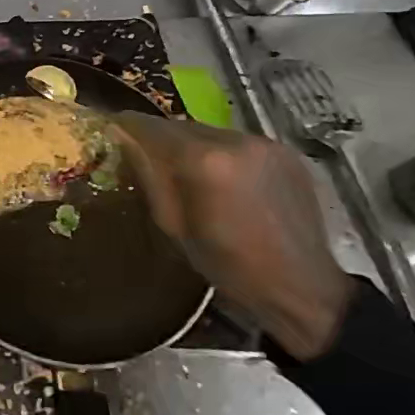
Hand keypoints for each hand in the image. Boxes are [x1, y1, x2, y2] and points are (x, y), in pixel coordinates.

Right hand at [110, 113, 351, 359]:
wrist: (305, 288)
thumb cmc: (230, 266)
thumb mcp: (174, 226)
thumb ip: (148, 175)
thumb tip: (121, 137)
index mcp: (203, 161)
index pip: (150, 126)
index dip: (125, 127)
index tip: (110, 133)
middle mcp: (234, 140)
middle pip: (179, 125)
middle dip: (159, 139)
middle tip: (146, 160)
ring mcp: (262, 143)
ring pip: (207, 132)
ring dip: (191, 146)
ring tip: (188, 175)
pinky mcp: (284, 150)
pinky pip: (236, 142)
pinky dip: (221, 154)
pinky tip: (224, 181)